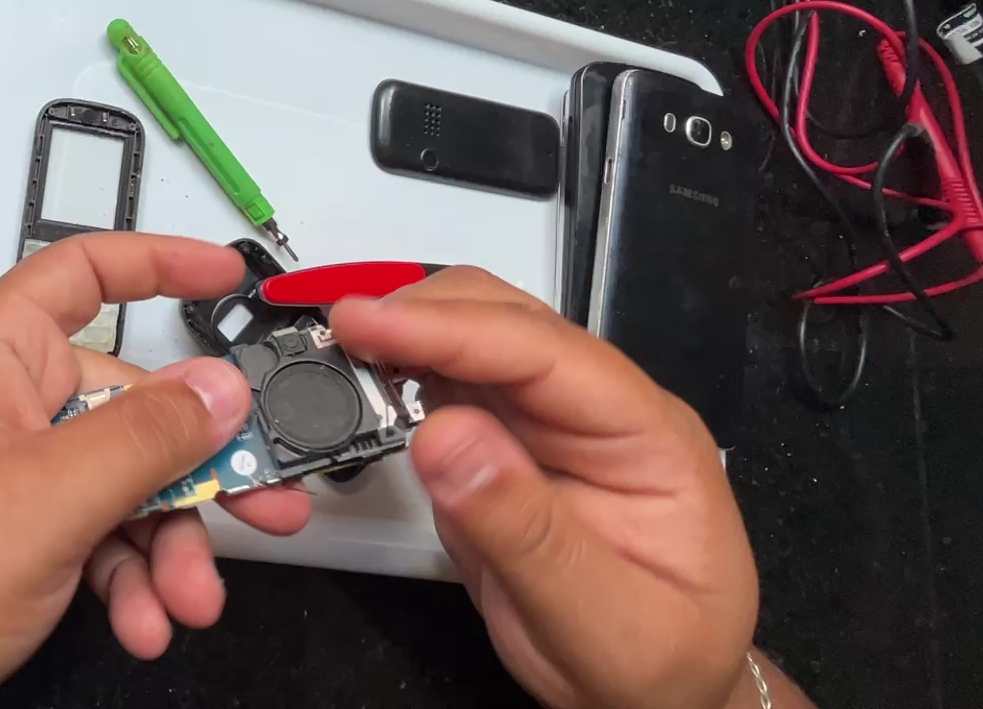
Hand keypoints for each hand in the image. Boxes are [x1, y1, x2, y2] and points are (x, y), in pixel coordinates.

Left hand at [0, 233, 312, 708]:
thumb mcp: (43, 500)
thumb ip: (142, 440)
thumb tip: (222, 389)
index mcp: (2, 352)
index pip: (85, 270)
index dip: (158, 261)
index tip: (226, 275)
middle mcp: (16, 397)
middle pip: (133, 398)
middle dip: (198, 459)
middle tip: (270, 500)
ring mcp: (23, 464)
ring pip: (128, 475)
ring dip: (169, 538)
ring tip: (190, 600)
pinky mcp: (26, 525)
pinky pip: (103, 529)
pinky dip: (132, 574)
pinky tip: (144, 623)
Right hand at [331, 267, 758, 708]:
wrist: (641, 684)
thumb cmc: (642, 661)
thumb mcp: (597, 624)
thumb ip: (522, 530)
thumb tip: (441, 434)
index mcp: (644, 434)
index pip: (540, 350)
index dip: (444, 327)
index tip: (360, 323)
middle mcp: (591, 399)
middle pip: (498, 312)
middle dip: (414, 311)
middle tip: (337, 336)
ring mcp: (539, 402)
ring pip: (461, 323)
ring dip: (397, 326)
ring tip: (339, 350)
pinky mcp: (493, 415)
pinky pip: (436, 363)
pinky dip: (391, 356)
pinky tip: (363, 370)